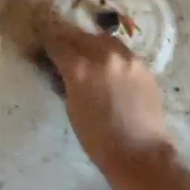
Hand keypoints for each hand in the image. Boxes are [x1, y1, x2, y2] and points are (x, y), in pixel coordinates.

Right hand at [44, 21, 173, 177]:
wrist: (140, 152)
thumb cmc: (98, 139)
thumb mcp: (72, 108)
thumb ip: (67, 82)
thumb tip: (63, 70)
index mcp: (80, 68)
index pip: (58, 44)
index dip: (49, 47)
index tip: (45, 50)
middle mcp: (104, 55)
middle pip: (81, 36)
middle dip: (70, 43)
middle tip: (65, 52)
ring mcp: (127, 58)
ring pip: (104, 40)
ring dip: (92, 45)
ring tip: (89, 57)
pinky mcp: (143, 66)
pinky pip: (122, 52)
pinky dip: (112, 55)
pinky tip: (110, 69)